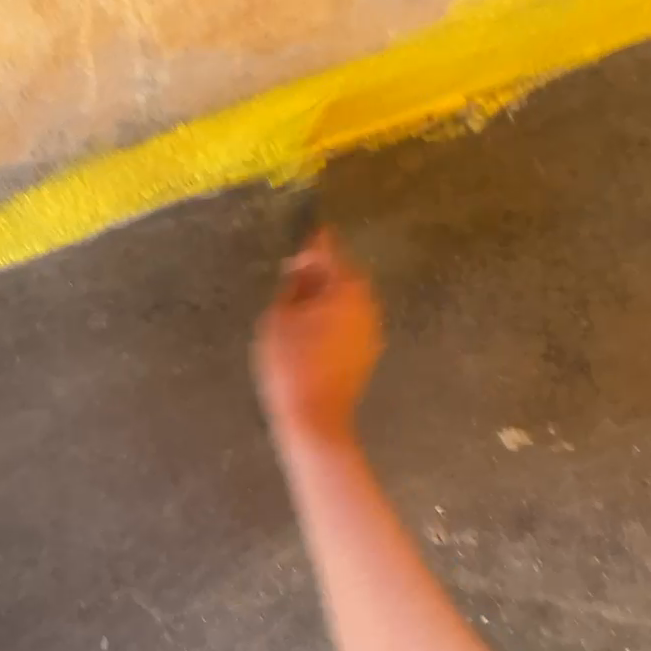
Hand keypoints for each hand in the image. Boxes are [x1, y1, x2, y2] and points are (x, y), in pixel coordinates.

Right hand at [253, 227, 383, 445]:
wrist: (315, 417)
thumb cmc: (290, 364)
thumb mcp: (278, 318)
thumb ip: (292, 286)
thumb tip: (300, 269)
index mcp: (346, 287)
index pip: (329, 251)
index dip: (312, 242)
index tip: (301, 233)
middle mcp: (367, 302)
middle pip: (344, 274)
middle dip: (321, 271)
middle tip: (293, 274)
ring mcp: (372, 328)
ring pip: (348, 299)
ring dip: (327, 295)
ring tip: (299, 304)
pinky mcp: (369, 350)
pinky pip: (350, 321)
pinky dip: (333, 317)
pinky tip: (312, 329)